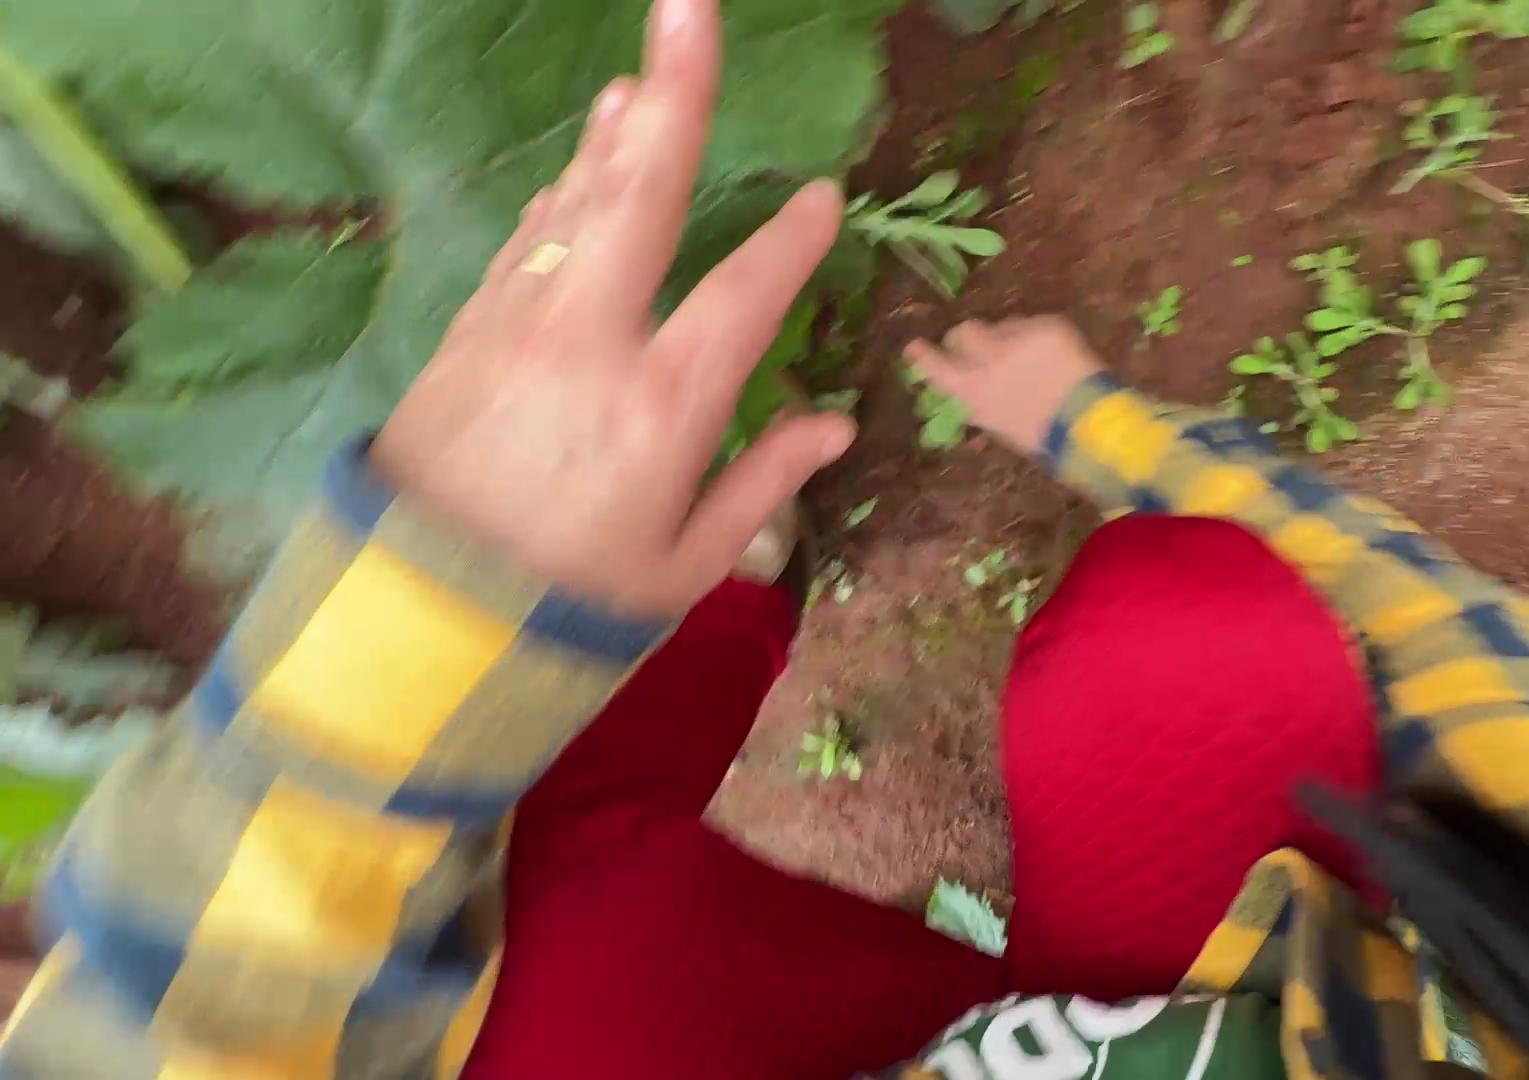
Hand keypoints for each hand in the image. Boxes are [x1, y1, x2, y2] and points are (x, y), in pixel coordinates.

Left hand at [372, 0, 853, 618]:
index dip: (788, 244)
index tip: (824, 199)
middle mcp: (591, 346)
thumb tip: (837, 425)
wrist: (428, 617)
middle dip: (672, 100)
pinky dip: (566, 198)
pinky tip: (584, 168)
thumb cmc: (581, 596)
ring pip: (575, 206)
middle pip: (638, 201)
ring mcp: (519, 328)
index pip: (742, 300)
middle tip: (690, 10)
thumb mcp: (693, 560)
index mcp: (663, 409)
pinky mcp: (470, 334)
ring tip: (640, 84)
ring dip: (614, 138)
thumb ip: (765, 482)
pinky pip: (531, 243)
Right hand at [905, 317, 1107, 455]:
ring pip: (998, 326)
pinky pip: (1030, 323)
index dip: (923, 356)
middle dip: (964, 337)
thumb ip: (978, 401)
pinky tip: (1050, 358)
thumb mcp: (999, 424)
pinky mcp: (1043, 325)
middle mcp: (989, 360)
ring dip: (1003, 337)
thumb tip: (966, 389)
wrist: (1087, 420)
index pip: (936, 366)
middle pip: (963, 332)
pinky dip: (1034, 337)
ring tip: (1026, 359)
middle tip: (974, 344)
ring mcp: (1017, 339)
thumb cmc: (1041, 434)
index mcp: (974, 391)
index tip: (914, 346)